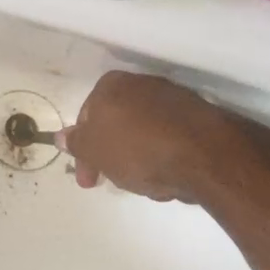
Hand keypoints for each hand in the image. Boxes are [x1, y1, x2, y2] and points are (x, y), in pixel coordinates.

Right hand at [57, 70, 259, 203]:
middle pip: (118, 123)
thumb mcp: (94, 151)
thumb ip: (76, 144)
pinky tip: (171, 177)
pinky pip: (173, 140)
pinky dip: (167, 156)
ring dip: (141, 157)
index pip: (87, 116)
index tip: (89, 179)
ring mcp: (176, 99)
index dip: (84, 151)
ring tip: (149, 185)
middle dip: (114, 154)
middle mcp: (142, 84)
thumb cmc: (139, 149)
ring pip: (146, 133)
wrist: (207, 155)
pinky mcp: (203, 119)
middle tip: (116, 181)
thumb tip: (62, 137)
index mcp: (111, 84)